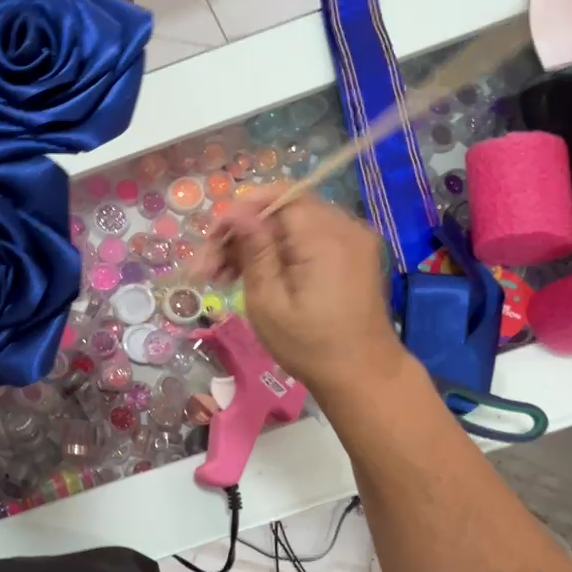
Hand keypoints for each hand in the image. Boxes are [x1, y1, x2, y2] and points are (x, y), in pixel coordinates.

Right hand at [189, 186, 407, 393]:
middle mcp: (345, 228)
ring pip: (291, 221)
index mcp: (325, 239)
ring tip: (224, 276)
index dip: (239, 212)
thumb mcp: (268, 301)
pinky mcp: (352, 252)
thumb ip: (254, 251)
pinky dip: (278, 248)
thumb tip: (235, 211)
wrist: (362, 373)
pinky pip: (307, 235)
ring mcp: (352, 238)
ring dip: (255, 241)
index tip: (211, 242)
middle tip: (209, 268)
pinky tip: (255, 274)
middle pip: (282, 208)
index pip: (276, 198)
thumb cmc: (308, 344)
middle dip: (241, 230)